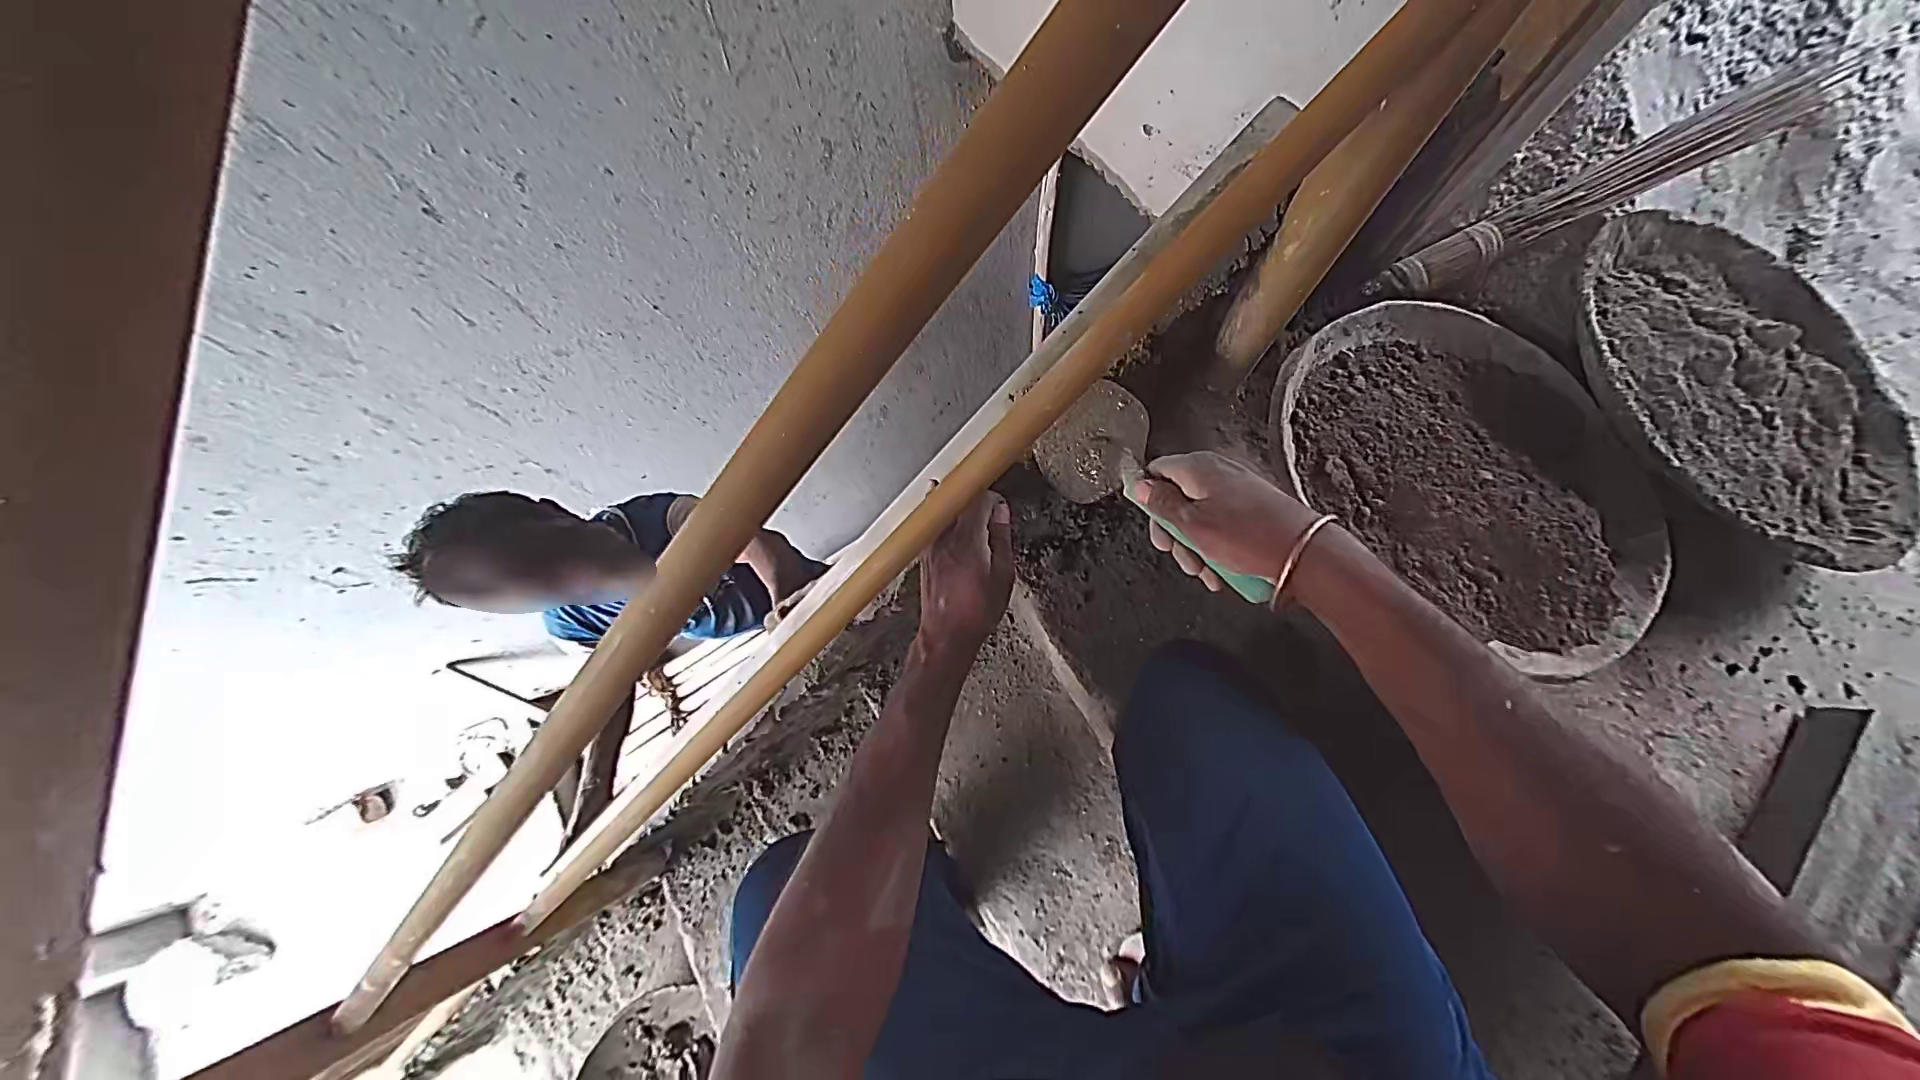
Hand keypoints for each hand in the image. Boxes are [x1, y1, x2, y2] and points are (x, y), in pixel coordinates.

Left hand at [917, 491, 1014, 655]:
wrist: (946, 634)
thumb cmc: (977, 612)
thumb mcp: (1003, 576)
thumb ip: (1002, 539)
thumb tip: (1001, 512)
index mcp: (968, 540)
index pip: (977, 500)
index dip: (991, 498)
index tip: (1000, 505)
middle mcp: (945, 538)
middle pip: (956, 499)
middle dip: (973, 498)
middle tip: (987, 507)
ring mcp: (930, 544)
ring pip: (940, 508)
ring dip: (955, 504)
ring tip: (970, 512)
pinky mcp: (923, 553)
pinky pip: (932, 523)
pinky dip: (942, 517)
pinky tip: (952, 524)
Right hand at [1131, 451, 1318, 590]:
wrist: (1303, 555)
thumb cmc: (1250, 538)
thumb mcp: (1189, 524)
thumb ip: (1160, 503)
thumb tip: (1139, 486)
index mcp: (1199, 467)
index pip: (1157, 472)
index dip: (1149, 500)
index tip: (1154, 525)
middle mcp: (1219, 473)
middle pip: (1177, 500)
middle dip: (1174, 534)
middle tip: (1180, 554)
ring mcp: (1236, 492)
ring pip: (1198, 519)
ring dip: (1195, 548)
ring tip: (1205, 569)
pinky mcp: (1251, 511)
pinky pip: (1221, 528)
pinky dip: (1216, 549)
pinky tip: (1221, 569)